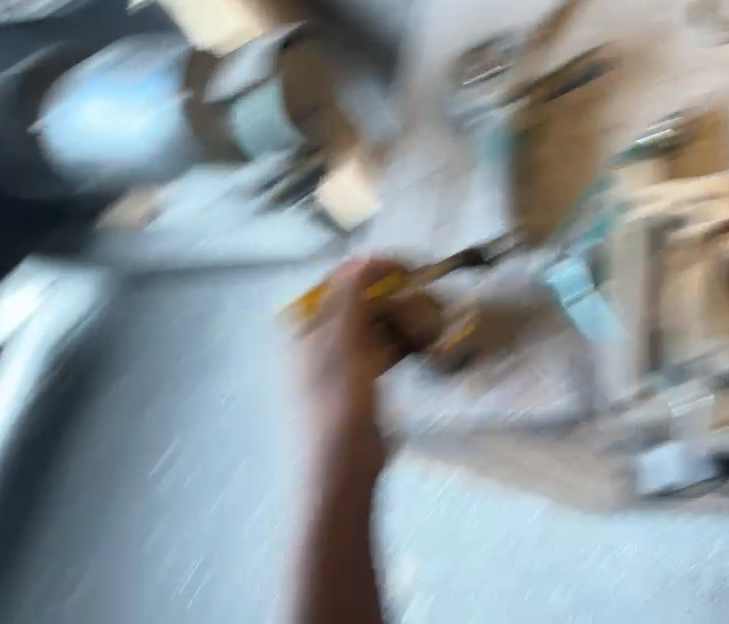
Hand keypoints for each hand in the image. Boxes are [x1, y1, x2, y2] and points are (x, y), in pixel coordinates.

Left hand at [294, 257, 441, 476]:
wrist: (341, 469)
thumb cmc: (337, 404)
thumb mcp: (342, 343)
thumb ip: (350, 298)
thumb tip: (364, 259)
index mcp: (303, 328)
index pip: (338, 281)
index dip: (372, 269)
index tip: (409, 267)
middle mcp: (318, 340)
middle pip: (359, 300)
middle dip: (392, 294)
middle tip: (422, 292)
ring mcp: (340, 361)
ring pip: (376, 323)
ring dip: (402, 316)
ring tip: (425, 320)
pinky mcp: (361, 379)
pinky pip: (383, 346)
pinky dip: (402, 340)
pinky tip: (421, 344)